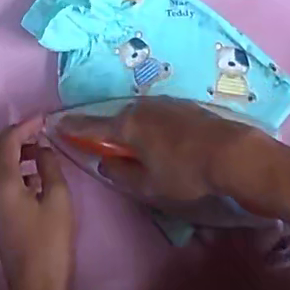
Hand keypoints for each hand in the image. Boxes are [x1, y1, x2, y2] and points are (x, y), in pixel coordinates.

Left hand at [0, 117, 73, 289]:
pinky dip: (16, 166)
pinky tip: (37, 174)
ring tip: (43, 149)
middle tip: (41, 130)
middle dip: (17, 134)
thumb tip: (43, 148)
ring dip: (17, 150)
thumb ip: (50, 167)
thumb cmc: (50, 245)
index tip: (45, 118)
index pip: (8, 140)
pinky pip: (1, 178)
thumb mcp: (58, 200)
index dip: (25, 125)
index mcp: (2, 180)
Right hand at [62, 97, 289, 211]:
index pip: (90, 126)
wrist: (233, 153)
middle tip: (101, 144)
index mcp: (126, 125)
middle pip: (115, 120)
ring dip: (132, 129)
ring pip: (138, 117)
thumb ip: (122, 174)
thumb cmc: (186, 172)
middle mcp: (140, 108)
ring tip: (136, 146)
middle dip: (106, 131)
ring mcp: (163, 104)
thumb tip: (105, 163)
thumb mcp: (150, 185)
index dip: (72, 128)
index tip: (55, 124)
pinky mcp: (183, 106)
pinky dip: (152, 127)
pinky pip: (157, 116)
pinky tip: (163, 141)